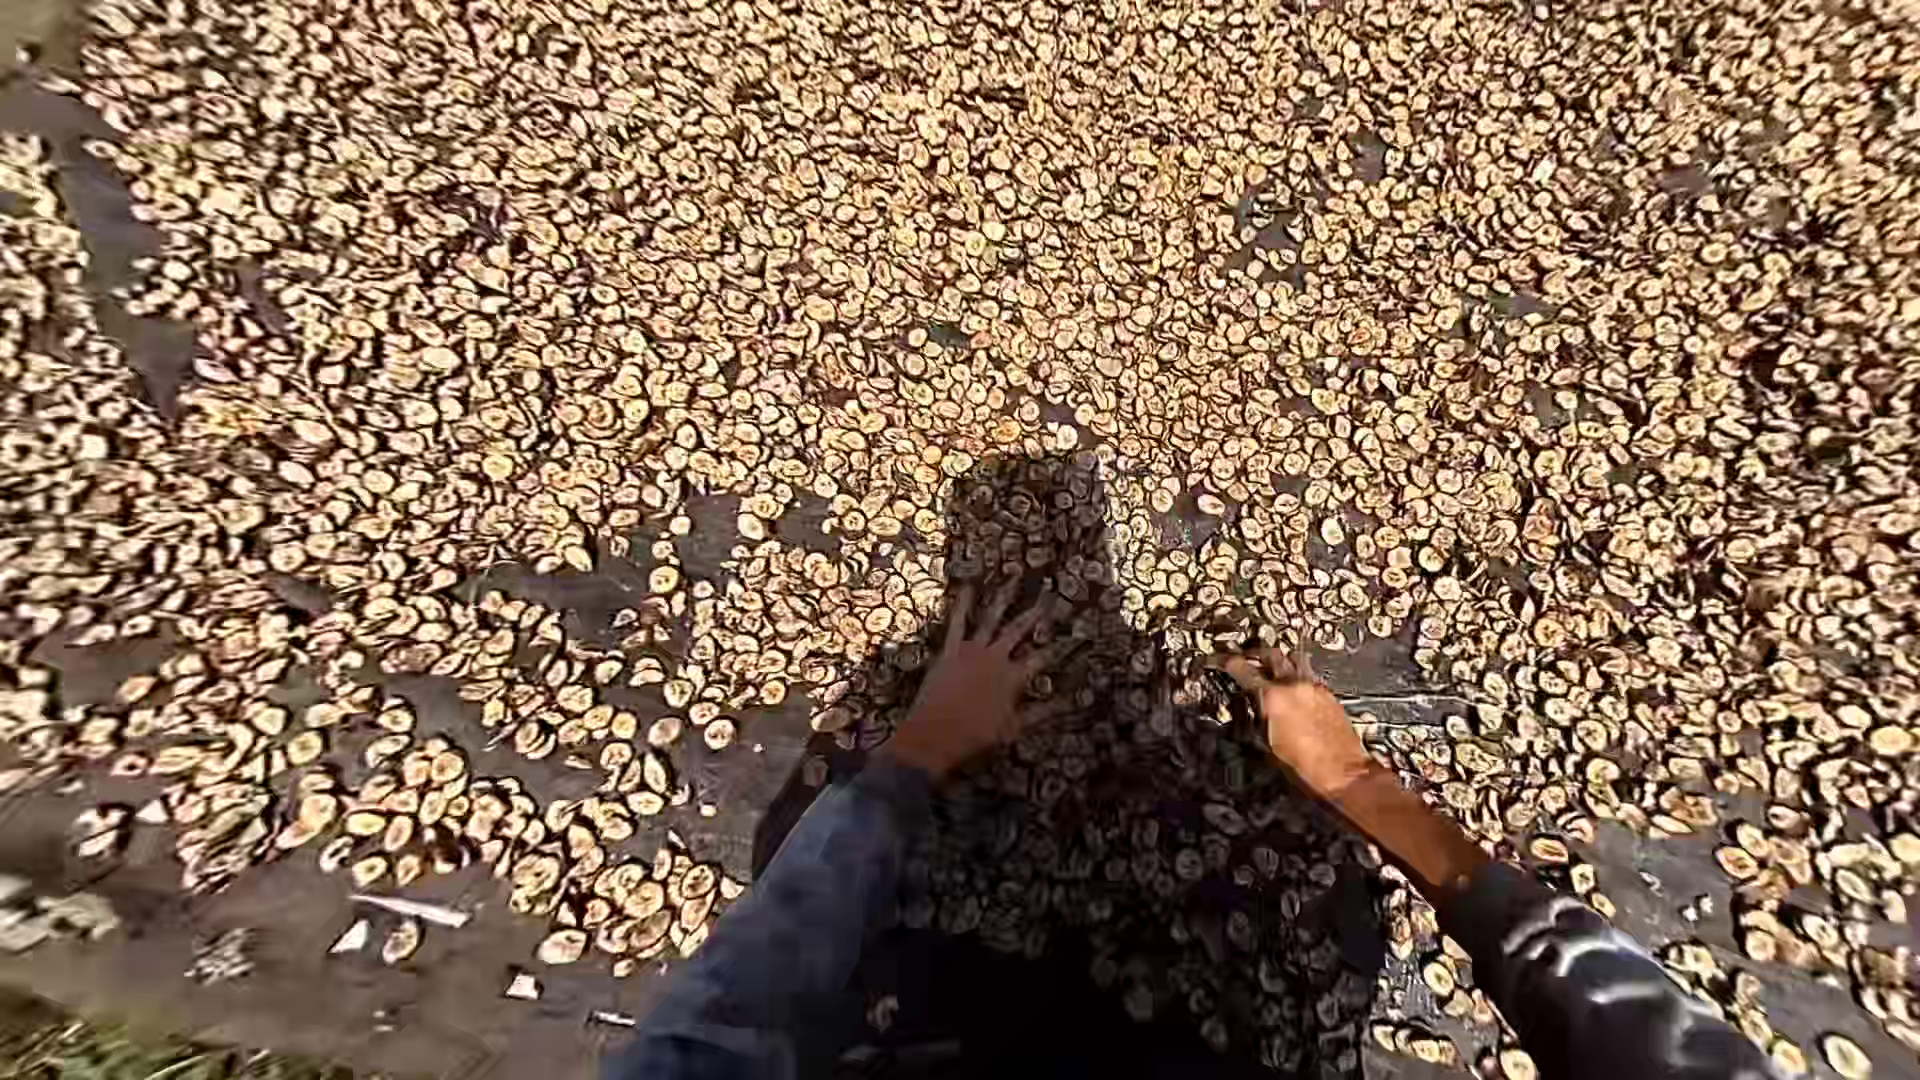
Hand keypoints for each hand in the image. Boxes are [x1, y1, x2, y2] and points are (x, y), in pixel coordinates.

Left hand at [884, 583, 1078, 778]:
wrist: (935, 734)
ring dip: (1004, 598)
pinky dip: (963, 604)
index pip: (1044, 657)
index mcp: (1013, 677)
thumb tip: (1071, 702)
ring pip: (992, 618)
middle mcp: (996, 657)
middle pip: (1019, 630)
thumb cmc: (976, 735)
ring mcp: (972, 650)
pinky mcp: (951, 649)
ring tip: (1015, 578)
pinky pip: (958, 622)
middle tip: (1049, 596)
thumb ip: (1042, 712)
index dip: (1061, 646)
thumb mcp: (1014, 728)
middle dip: (1036, 613)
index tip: (1077, 633)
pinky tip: (967, 586)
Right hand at [1221, 646, 1378, 799]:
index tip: (1222, 660)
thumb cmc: (1306, 765)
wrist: (1345, 775)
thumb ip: (1257, 712)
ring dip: (1279, 660)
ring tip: (1271, 666)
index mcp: (1273, 696)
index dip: (1228, 662)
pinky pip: (1308, 675)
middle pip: (1271, 654)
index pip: (1242, 668)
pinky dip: (1296, 675)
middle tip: (1246, 657)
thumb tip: (1250, 701)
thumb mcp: (1266, 740)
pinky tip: (1292, 687)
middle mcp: (1294, 686)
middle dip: (1255, 654)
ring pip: (1293, 659)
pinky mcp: (1328, 695)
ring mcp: (1314, 688)